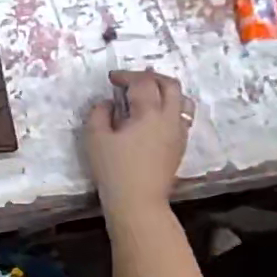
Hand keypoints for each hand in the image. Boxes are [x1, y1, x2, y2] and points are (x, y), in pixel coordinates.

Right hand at [84, 69, 192, 214]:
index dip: (126, 75)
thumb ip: (99, 113)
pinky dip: (169, 107)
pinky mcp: (180, 145)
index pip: (143, 82)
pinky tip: (154, 116)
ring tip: (148, 94)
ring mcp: (179, 132)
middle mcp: (170, 118)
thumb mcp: (95, 138)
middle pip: (169, 85)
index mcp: (149, 113)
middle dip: (150, 76)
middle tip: (131, 80)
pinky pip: (181, 116)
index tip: (111, 79)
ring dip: (165, 90)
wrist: (138, 201)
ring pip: (181, 99)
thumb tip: (108, 103)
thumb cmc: (113, 169)